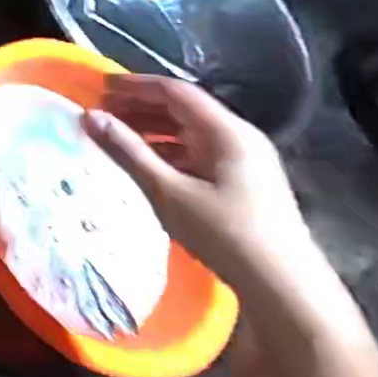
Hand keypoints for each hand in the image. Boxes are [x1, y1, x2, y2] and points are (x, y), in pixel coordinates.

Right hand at [82, 76, 323, 294]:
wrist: (286, 291)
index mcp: (226, 131)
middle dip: (140, 106)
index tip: (100, 87)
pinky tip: (146, 163)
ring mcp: (245, 160)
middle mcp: (239, 137)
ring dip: (152, 128)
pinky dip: (168, 149)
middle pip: (183, 108)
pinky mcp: (244, 181)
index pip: (175, 91)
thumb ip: (127, 151)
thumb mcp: (167, 192)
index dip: (135, 85)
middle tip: (102, 112)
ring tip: (116, 135)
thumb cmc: (225, 235)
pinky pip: (198, 151)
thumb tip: (90, 117)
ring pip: (190, 131)